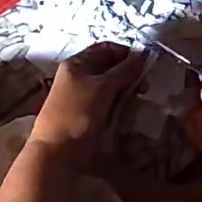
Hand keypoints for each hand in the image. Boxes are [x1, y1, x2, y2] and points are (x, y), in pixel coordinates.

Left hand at [29, 41, 145, 162]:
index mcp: (77, 63)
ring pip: (110, 86)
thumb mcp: (102, 87)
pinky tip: (130, 110)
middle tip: (144, 86)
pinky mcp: (88, 114)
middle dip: (128, 73)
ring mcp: (83, 96)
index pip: (106, 48)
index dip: (125, 53)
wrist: (57, 152)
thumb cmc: (77, 113)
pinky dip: (120, 103)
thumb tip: (143, 53)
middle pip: (109, 67)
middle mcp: (79, 76)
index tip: (145, 63)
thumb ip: (124, 70)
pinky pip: (108, 102)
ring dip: (126, 90)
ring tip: (139, 99)